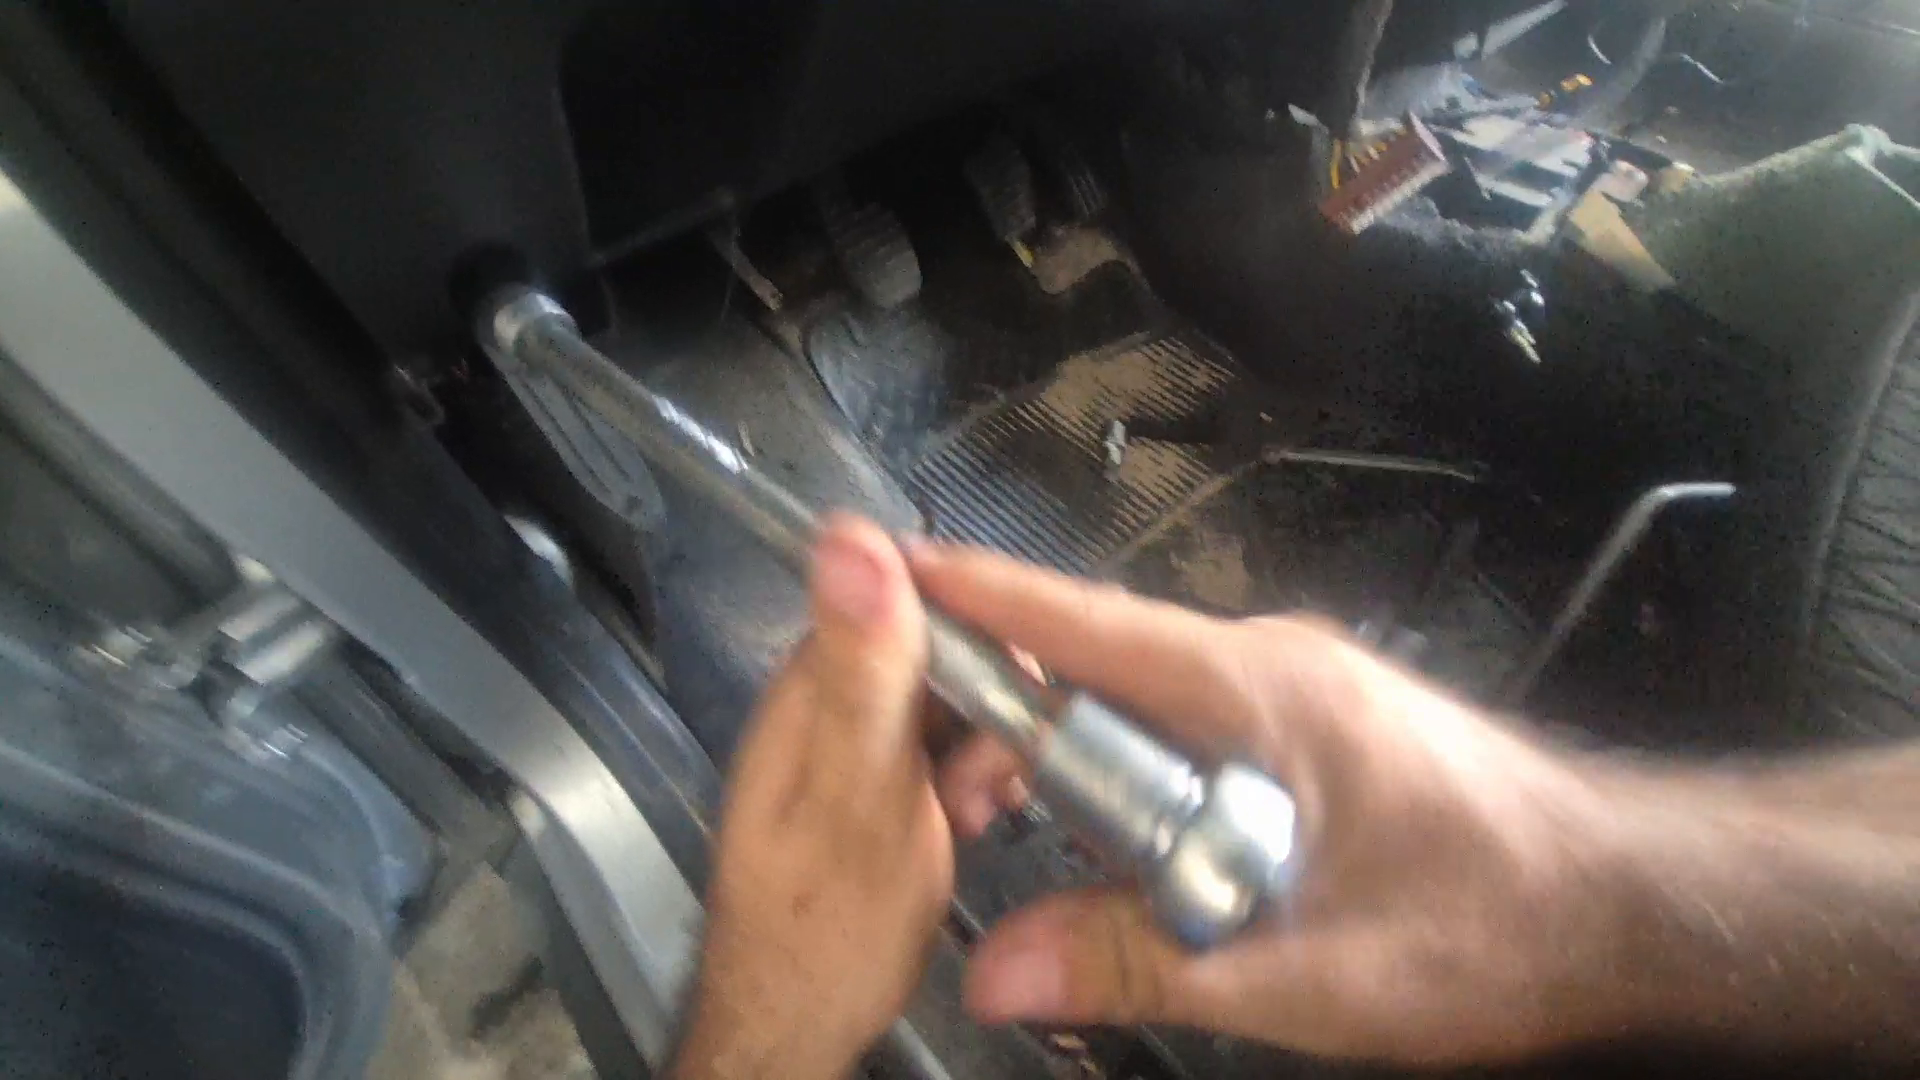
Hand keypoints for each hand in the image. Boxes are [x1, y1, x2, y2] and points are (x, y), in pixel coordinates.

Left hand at [672, 517, 952, 1079]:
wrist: (793, 1025)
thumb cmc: (825, 924)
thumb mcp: (854, 795)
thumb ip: (862, 673)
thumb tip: (849, 533)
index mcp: (816, 679)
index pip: (909, 601)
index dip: (977, 636)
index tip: (1016, 697)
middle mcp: (829, 693)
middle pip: (936, 650)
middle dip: (986, 703)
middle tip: (992, 782)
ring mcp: (851, 735)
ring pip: (946, 698)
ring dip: (983, 745)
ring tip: (984, 808)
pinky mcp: (873, 772)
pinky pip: (939, 742)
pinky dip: (969, 772)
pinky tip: (974, 815)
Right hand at [913, 543, 1630, 1064]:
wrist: (1629, 890)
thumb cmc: (1488, 922)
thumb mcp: (1315, 974)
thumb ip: (1150, 965)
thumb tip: (996, 974)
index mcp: (1253, 689)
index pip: (1091, 625)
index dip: (988, 594)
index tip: (900, 568)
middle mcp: (1249, 657)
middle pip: (1092, 651)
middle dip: (1005, 692)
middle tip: (940, 768)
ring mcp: (1265, 677)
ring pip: (1123, 682)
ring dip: (1056, 728)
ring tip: (998, 800)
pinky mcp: (1277, 709)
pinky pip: (1162, 708)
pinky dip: (1106, 744)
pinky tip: (1087, 804)